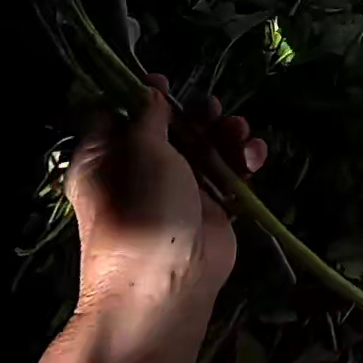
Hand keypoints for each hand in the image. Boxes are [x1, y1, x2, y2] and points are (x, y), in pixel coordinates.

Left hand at [66, 75, 266, 320]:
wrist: (168, 280)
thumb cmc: (142, 206)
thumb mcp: (139, 150)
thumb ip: (147, 116)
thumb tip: (148, 91)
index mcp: (109, 156)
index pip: (119, 115)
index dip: (139, 94)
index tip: (162, 82)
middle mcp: (141, 169)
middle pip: (172, 128)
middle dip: (195, 114)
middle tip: (211, 108)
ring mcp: (179, 188)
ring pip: (206, 147)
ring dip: (225, 134)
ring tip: (238, 130)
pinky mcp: (212, 205)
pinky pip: (229, 173)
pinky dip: (243, 160)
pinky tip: (253, 154)